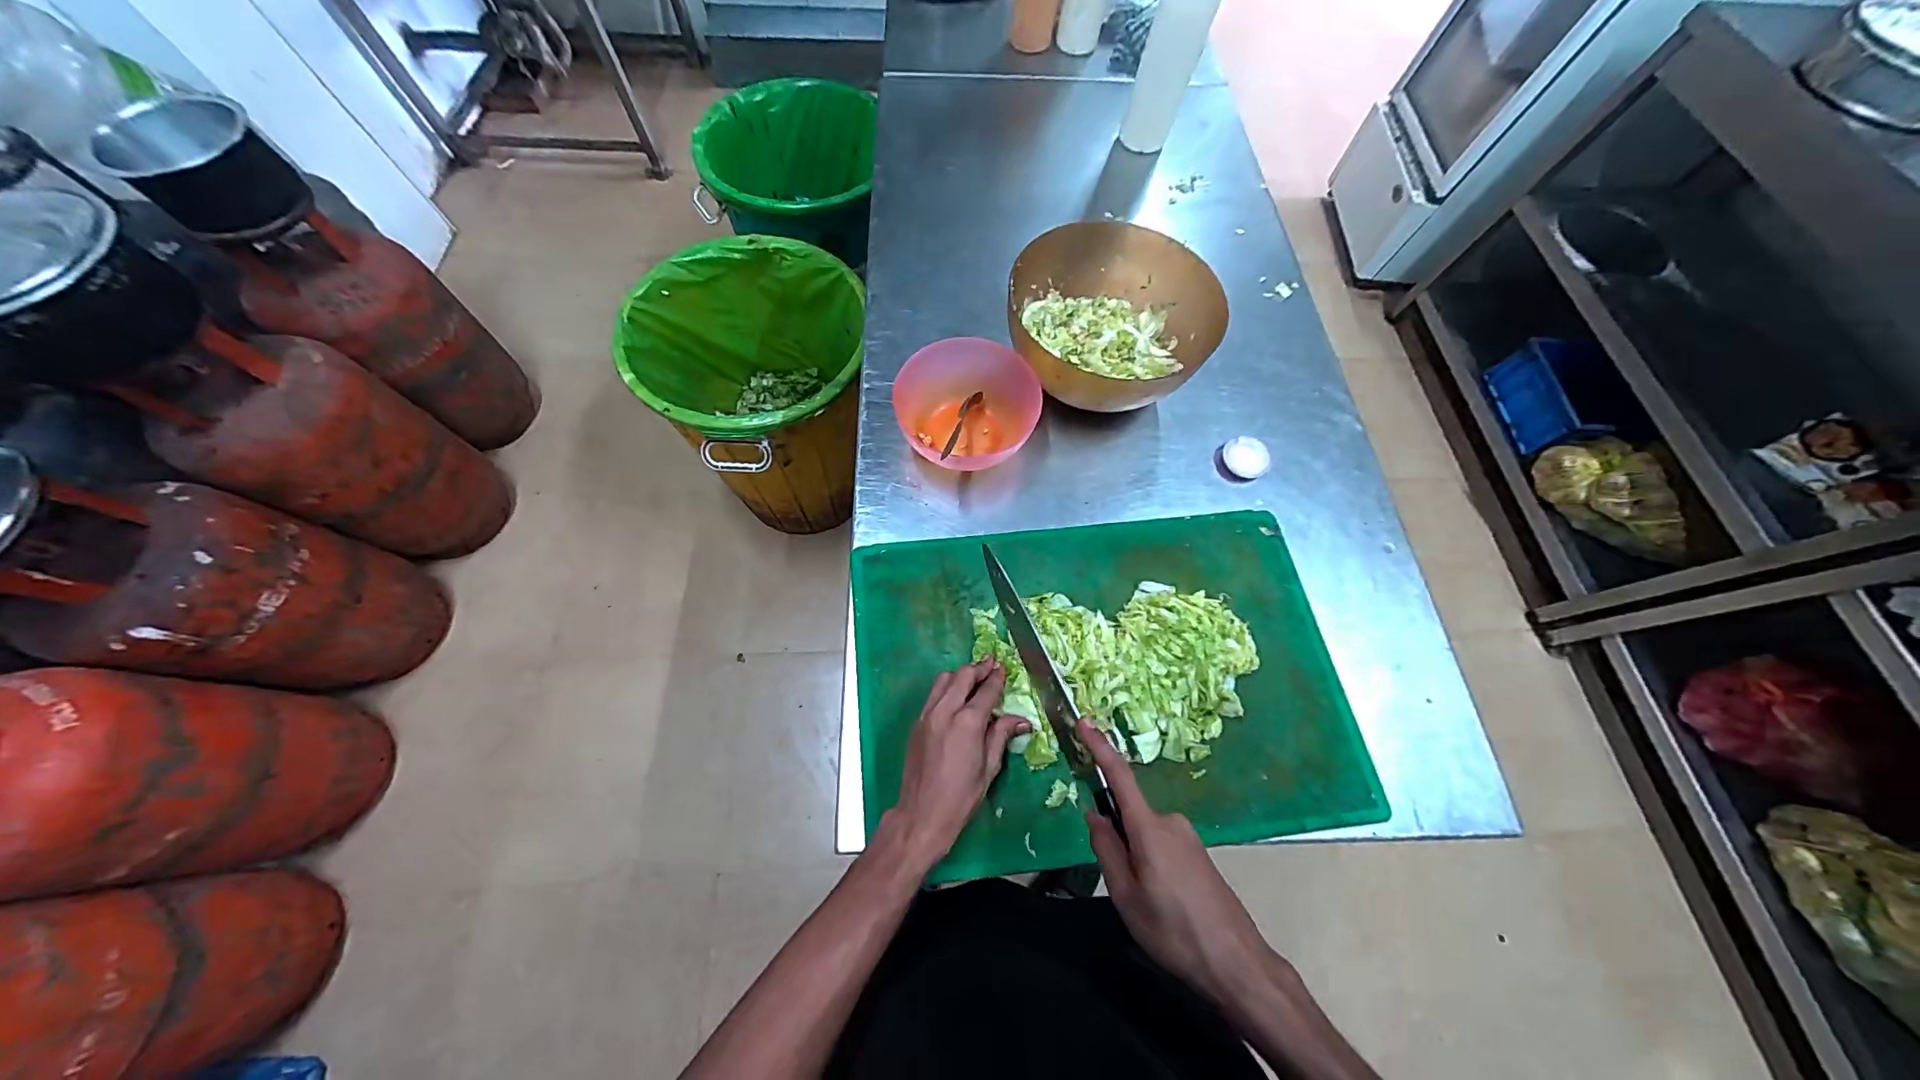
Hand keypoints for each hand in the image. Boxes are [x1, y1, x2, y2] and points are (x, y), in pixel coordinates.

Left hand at [885, 661, 1029, 871]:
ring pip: (943, 680)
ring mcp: (927, 716)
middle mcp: (945, 711)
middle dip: (978, 668)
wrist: (922, 813)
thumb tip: (1020, 720)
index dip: (997, 678)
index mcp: (967, 722)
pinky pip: (933, 696)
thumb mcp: (989, 767)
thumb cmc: (961, 796)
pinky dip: (946, 689)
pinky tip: (956, 698)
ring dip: (960, 675)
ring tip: (973, 678)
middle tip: (991, 664)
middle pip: (962, 676)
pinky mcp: (916, 724)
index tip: (1003, 669)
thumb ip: (1001, 736)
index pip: (986, 690)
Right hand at [1079, 718, 1277, 1002]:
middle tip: (1122, 888)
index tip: (1084, 723)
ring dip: (1135, 858)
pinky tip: (1163, 904)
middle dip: (1116, 841)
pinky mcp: (1198, 854)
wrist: (1236, 963)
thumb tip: (1095, 815)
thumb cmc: (1173, 930)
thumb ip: (1106, 849)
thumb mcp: (1126, 895)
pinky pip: (1161, 846)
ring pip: (1145, 835)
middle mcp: (1171, 823)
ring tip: (1146, 905)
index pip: (1120, 777)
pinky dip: (1151, 865)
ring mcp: (1188, 838)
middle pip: (1130, 816)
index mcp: (1150, 828)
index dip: (1100, 749)